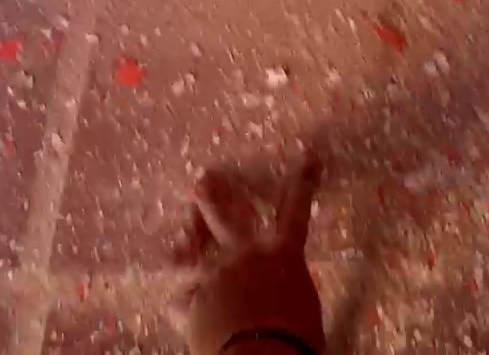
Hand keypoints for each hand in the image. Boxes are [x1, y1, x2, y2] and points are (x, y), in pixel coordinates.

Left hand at [173, 158, 325, 354]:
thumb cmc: (296, 334)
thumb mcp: (304, 304)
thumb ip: (289, 287)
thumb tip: (283, 292)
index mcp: (283, 253)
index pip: (297, 207)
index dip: (303, 178)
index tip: (309, 154)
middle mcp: (248, 255)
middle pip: (229, 218)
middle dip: (215, 196)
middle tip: (203, 178)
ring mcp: (217, 276)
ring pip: (196, 251)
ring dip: (188, 238)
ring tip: (182, 232)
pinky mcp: (193, 304)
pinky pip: (181, 300)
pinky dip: (183, 301)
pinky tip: (179, 300)